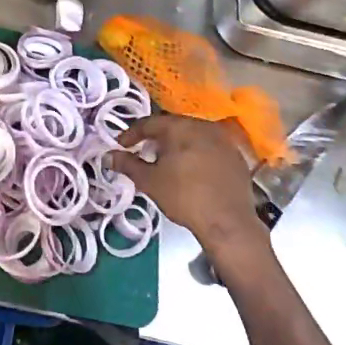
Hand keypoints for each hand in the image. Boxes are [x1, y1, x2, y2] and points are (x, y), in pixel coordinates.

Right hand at [108, 115, 268, 268]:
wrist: (227, 221)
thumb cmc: (184, 197)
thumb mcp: (150, 181)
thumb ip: (127, 164)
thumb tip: (108, 156)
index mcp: (181, 127)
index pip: (150, 123)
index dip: (132, 134)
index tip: (121, 146)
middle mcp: (204, 126)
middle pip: (173, 126)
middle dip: (155, 138)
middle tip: (143, 153)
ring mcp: (224, 140)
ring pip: (193, 136)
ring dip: (177, 145)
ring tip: (166, 163)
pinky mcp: (236, 156)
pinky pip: (209, 148)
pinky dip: (196, 154)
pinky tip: (191, 171)